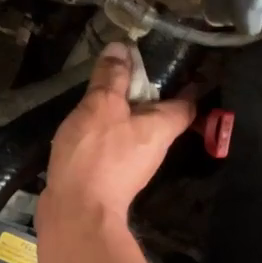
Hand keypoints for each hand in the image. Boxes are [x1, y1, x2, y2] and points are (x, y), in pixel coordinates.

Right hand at [38, 41, 197, 227]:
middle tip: (126, 78)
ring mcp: (131, 171)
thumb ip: (111, 77)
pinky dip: (102, 143)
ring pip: (132, 137)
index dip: (184, 83)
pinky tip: (83, 136)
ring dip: (120, 122)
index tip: (176, 67)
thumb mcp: (101, 106)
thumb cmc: (95, 157)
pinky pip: (110, 155)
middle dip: (144, 100)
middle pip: (157, 119)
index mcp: (162, 127)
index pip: (186, 101)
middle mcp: (153, 150)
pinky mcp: (108, 185)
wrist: (75, 215)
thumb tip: (121, 47)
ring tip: (99, 104)